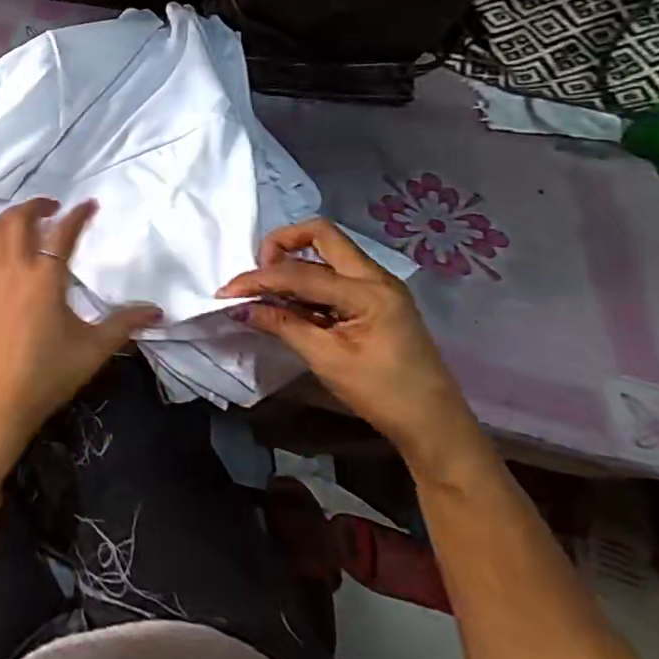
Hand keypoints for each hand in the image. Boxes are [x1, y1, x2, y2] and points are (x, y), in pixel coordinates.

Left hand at [0, 199, 160, 502]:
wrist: (1, 397)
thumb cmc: (49, 372)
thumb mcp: (94, 348)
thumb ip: (124, 324)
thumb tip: (157, 311)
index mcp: (46, 279)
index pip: (62, 233)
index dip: (78, 215)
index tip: (89, 204)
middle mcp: (15, 270)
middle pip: (18, 220)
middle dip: (36, 205)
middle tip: (55, 207)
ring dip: (11, 217)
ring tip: (29, 220)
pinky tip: (4, 246)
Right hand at [219, 219, 483, 474]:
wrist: (433, 423)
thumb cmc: (382, 393)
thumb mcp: (326, 359)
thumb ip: (282, 325)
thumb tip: (240, 308)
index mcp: (369, 292)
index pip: (300, 272)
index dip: (257, 279)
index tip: (225, 293)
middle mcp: (376, 277)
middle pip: (322, 235)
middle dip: (281, 245)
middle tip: (257, 274)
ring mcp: (378, 286)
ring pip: (326, 253)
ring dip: (292, 265)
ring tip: (266, 295)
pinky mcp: (374, 299)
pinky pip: (333, 275)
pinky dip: (306, 282)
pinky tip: (288, 305)